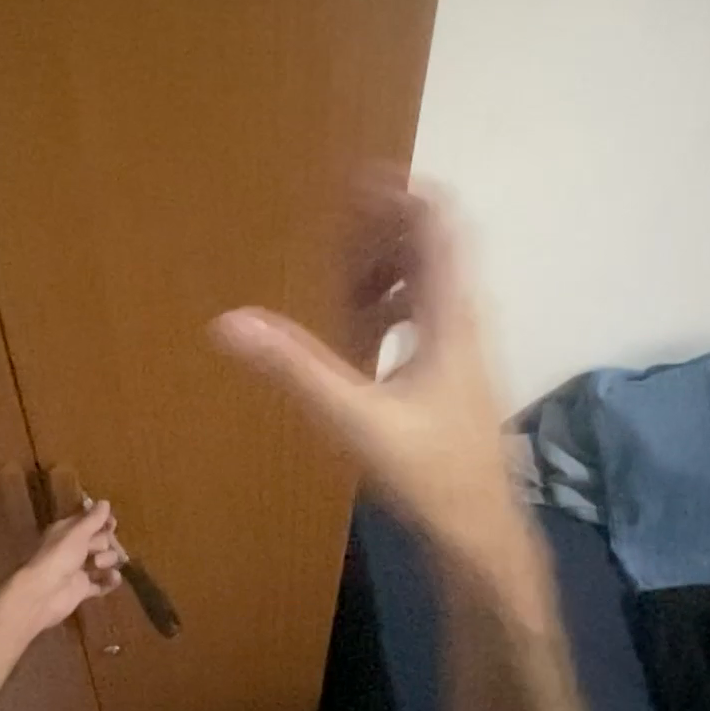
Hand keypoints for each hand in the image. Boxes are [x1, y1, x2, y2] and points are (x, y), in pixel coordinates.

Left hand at [0, 501, 123, 681]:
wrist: (43, 593)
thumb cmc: (59, 557)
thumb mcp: (77, 533)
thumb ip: (93, 519)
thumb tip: (105, 502)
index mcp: (67, 532)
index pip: (89, 521)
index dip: (102, 522)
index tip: (112, 524)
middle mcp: (73, 548)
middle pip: (100, 541)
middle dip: (105, 543)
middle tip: (97, 549)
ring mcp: (78, 570)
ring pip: (103, 561)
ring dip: (107, 561)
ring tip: (99, 566)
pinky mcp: (82, 589)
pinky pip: (102, 583)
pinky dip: (109, 581)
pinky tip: (113, 578)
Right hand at [211, 176, 520, 554]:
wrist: (481, 534)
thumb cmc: (431, 474)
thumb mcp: (355, 418)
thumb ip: (295, 369)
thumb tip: (228, 324)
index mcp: (451, 316)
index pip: (438, 226)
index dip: (400, 192)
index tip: (350, 177)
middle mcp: (463, 320)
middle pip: (430, 245)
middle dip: (380, 230)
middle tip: (327, 228)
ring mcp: (462, 347)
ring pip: (425, 281)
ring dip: (382, 269)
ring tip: (333, 277)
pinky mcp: (451, 372)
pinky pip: (419, 316)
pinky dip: (385, 308)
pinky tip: (353, 336)